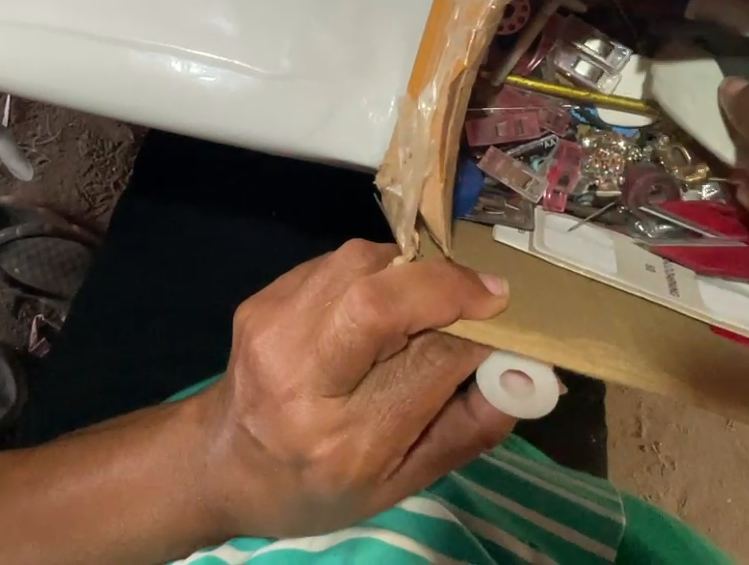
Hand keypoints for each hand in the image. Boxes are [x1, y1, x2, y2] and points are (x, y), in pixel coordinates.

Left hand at [194, 240, 514, 537]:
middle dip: (442, 283)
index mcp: (343, 441)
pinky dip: (372, 270)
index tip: (505, 319)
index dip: (475, 332)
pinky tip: (378, 296)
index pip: (426, 364)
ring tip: (431, 293)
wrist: (224, 458)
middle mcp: (300, 376)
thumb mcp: (400, 484)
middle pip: (375, 300)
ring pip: (355, 265)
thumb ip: (465, 429)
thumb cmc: (319, 485)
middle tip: (485, 290)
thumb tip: (525, 373)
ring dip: (409, 269)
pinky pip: (332, 264)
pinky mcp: (260, 299)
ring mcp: (271, 328)